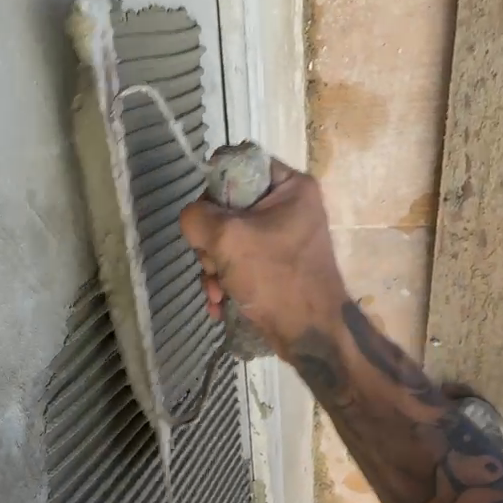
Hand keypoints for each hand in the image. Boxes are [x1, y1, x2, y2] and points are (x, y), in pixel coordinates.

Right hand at [178, 159, 348, 357]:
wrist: (310, 334)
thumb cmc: (276, 278)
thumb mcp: (228, 239)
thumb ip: (198, 217)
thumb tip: (192, 219)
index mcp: (290, 186)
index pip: (239, 168)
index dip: (213, 191)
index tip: (203, 220)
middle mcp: (289, 207)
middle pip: (229, 209)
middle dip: (211, 244)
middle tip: (213, 265)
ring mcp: (283, 239)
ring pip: (229, 241)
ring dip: (214, 269)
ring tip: (216, 293)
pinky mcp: (276, 267)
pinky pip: (240, 264)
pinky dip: (226, 283)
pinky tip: (220, 304)